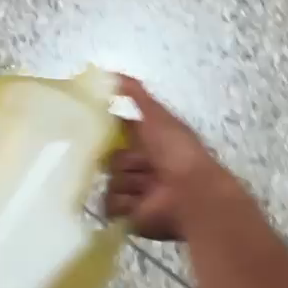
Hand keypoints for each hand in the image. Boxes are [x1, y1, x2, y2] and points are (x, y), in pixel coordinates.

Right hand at [105, 75, 237, 240]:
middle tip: (136, 162)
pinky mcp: (129, 215)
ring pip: (110, 181)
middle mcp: (143, 167)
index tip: (93, 125)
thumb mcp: (157, 115)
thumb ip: (135, 94)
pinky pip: (110, 204)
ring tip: (145, 185)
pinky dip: (123, 202)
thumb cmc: (178, 151)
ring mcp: (136, 192)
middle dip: (121, 160)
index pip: (119, 133)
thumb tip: (108, 73)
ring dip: (126, 181)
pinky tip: (139, 200)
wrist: (194, 195)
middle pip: (112, 158)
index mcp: (151, 143)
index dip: (108, 129)